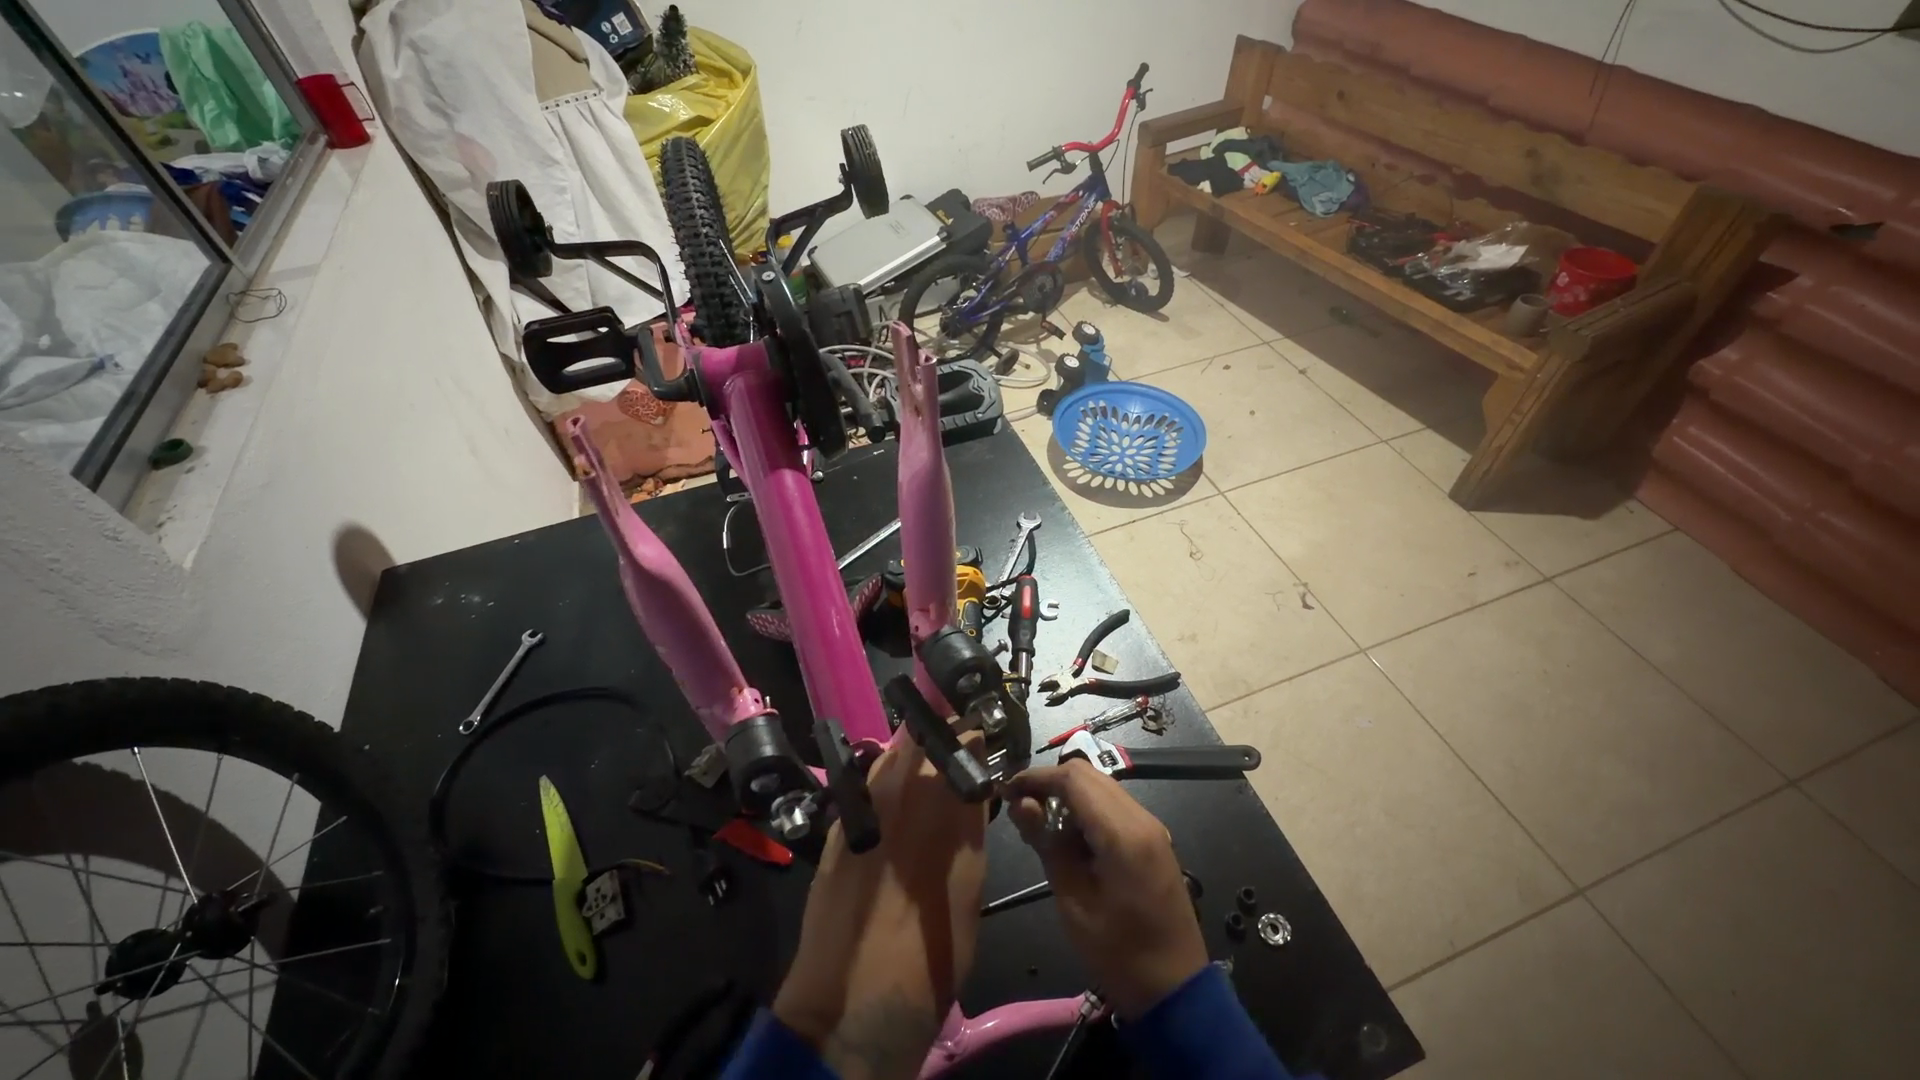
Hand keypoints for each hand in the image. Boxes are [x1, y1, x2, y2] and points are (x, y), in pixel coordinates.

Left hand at [772, 737, 988, 1079]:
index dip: (972, 737)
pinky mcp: (836, 827)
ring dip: (912, 756)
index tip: (982, 742)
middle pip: (921, 738)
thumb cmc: (930, 953)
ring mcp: (861, 806)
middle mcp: (898, 791)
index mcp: (942, 803)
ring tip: (928, 777)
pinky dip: (886, 784)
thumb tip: (972, 793)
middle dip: (941, 738)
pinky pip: (868, 786)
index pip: (959, 740)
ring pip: (892, 756)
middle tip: (956, 755)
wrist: (854, 999)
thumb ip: (968, 829)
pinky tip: (896, 809)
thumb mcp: (969, 887)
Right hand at [1005, 759, 1207, 1018]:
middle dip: (1051, 783)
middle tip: (1020, 808)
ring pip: (1103, 788)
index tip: (1005, 791)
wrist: (1176, 988)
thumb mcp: (1073, 901)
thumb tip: (1021, 803)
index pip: (1073, 779)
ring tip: (1039, 824)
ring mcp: (1152, 828)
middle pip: (1089, 776)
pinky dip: (1088, 810)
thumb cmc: (1118, 951)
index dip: (1035, 777)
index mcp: (1122, 833)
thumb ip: (1048, 844)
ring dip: (1069, 795)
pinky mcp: (1154, 841)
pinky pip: (1116, 807)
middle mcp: (1142, 819)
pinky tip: (1069, 838)